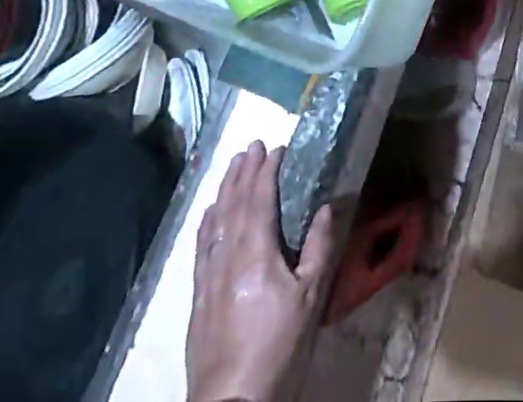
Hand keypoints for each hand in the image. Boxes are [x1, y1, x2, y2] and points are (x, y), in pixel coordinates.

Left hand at [187, 142, 335, 401]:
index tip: (276, 148)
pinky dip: (206, 222)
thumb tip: (325, 208)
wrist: (233, 398)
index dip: (266, 172)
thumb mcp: (311, 295)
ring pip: (213, 223)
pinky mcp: (197, 296)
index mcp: (255, 254)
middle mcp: (226, 258)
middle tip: (252, 145)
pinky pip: (200, 246)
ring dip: (223, 191)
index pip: (259, 201)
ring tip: (232, 167)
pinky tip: (209, 213)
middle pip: (232, 206)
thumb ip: (319, 248)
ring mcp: (207, 277)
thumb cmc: (280, 343)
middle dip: (242, 174)